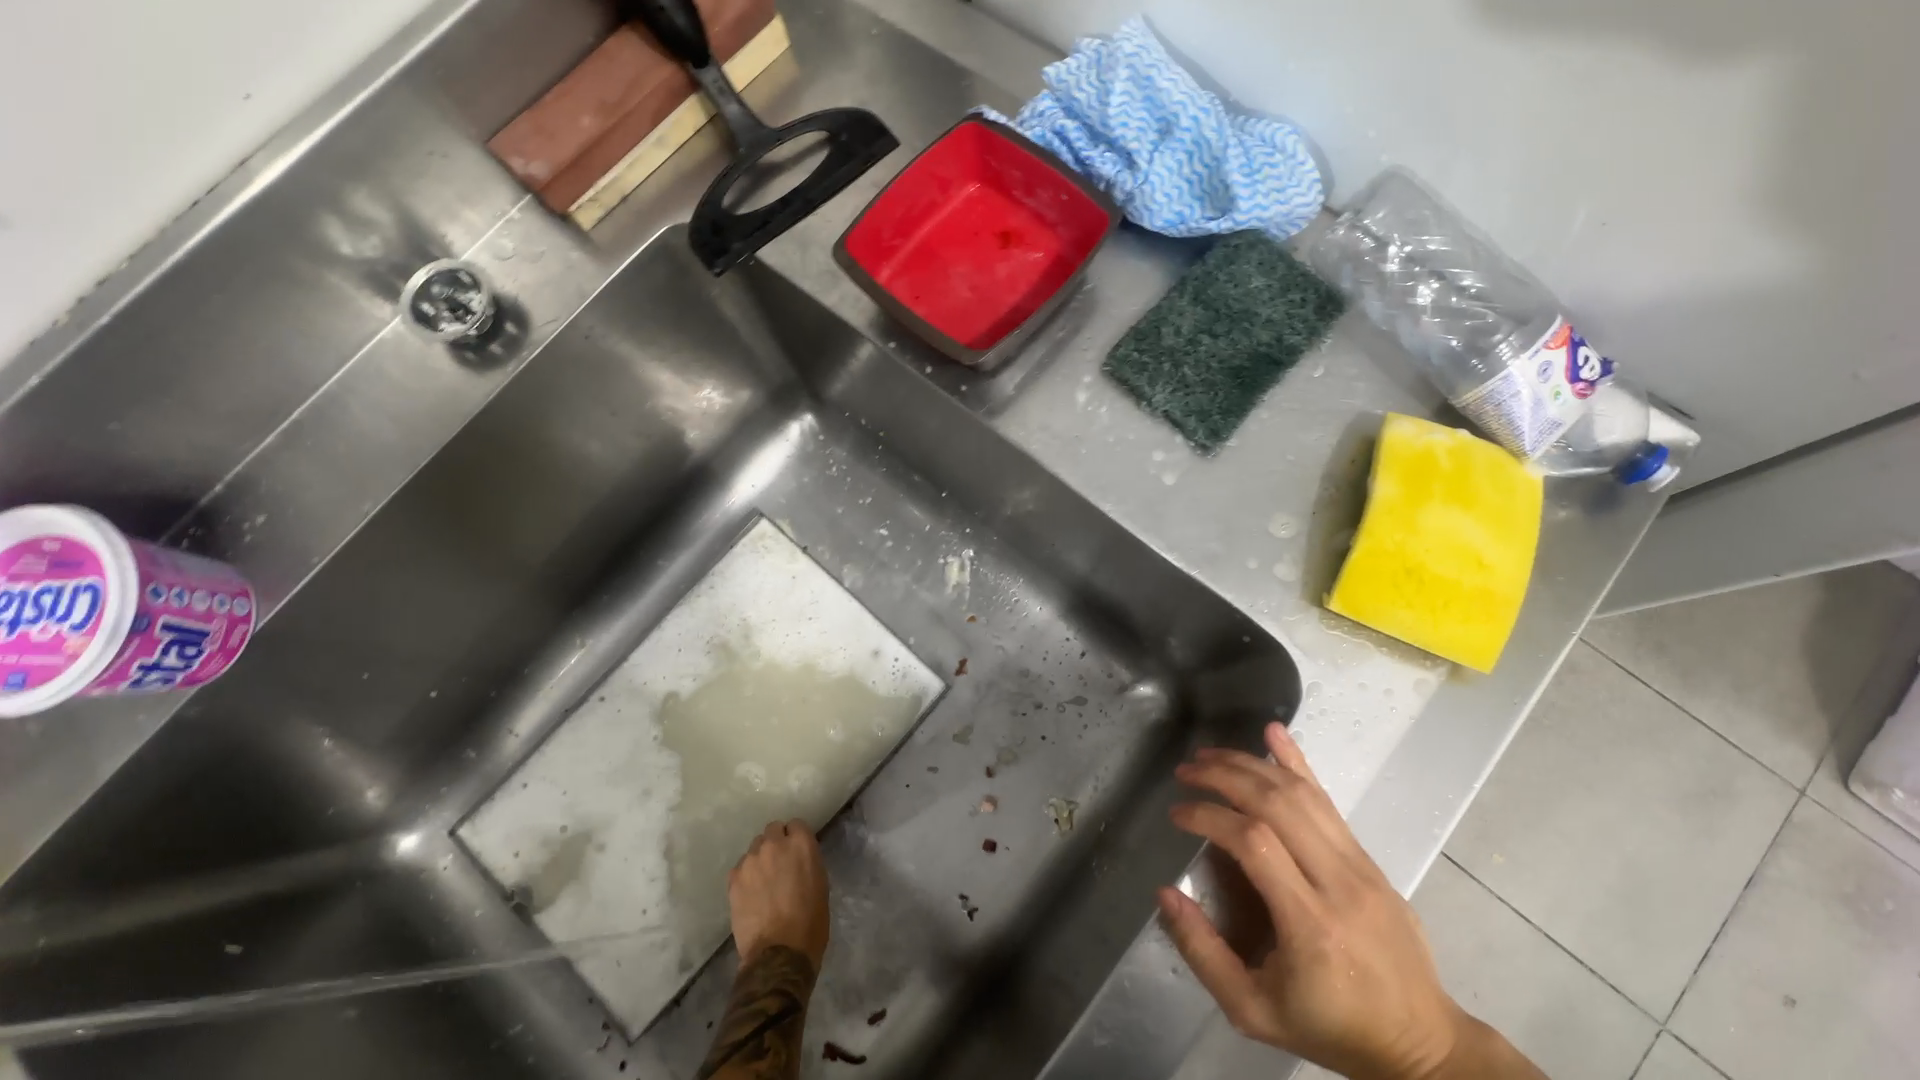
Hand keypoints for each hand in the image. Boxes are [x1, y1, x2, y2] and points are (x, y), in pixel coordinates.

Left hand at [728, 819, 829, 971]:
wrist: (779, 953)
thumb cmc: (810, 923)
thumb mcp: (820, 885)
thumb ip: (807, 863)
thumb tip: (798, 860)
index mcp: (801, 845)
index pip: (796, 824)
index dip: (796, 838)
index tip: (797, 852)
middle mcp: (775, 845)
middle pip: (773, 830)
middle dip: (777, 842)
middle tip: (780, 864)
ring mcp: (751, 860)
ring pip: (755, 848)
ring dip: (761, 858)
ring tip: (763, 881)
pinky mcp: (734, 878)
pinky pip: (741, 867)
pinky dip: (747, 875)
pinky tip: (751, 894)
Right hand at [1158, 723, 1471, 1079]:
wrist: (1419, 1042)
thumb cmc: (1330, 1028)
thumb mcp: (1253, 1010)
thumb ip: (1203, 953)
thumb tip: (1165, 893)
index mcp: (1310, 923)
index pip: (1254, 843)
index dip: (1209, 817)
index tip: (1177, 815)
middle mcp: (1339, 882)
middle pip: (1279, 805)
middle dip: (1226, 777)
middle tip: (1186, 772)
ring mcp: (1362, 866)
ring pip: (1305, 795)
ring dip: (1253, 765)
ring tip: (1211, 755)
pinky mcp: (1371, 861)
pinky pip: (1329, 804)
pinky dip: (1299, 764)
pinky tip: (1274, 735)